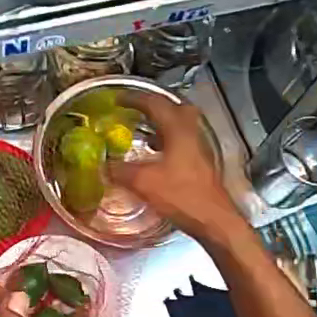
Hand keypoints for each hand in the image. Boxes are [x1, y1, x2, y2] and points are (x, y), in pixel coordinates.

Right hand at [112, 93, 250, 246]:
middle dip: (153, 105)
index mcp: (178, 130)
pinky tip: (154, 154)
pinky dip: (165, 140)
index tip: (119, 98)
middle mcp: (191, 133)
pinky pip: (180, 141)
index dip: (135, 98)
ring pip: (179, 124)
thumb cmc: (182, 196)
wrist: (212, 219)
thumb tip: (104, 165)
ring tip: (142, 128)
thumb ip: (120, 171)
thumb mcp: (143, 183)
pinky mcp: (199, 163)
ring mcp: (198, 148)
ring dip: (161, 122)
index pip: (155, 103)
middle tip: (135, 108)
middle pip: (174, 107)